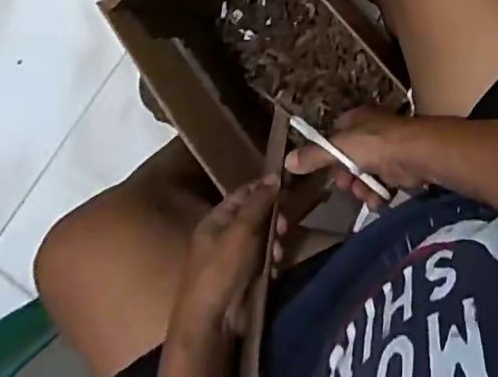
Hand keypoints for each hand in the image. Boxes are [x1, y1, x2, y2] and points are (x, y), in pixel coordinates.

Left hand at [168, 174, 281, 341]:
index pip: (244, 193)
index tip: (286, 188)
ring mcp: (235, 257)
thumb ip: (259, 201)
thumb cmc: (222, 268)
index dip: (264, 188)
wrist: (211, 323)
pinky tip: (275, 267)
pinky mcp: (246, 276)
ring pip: (264, 237)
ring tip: (278, 253)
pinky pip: (265, 258)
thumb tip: (274, 175)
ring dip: (275, 242)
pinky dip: (272, 260)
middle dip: (273, 219)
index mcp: (217, 219)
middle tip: (284, 228)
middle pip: (257, 215)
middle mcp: (225, 234)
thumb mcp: (241, 229)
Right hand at [283, 108, 431, 206]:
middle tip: (346, 185)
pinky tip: (379, 198)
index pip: (334, 135)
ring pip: (363, 174)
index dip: (328, 154)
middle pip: (348, 159)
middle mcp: (371, 130)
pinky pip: (380, 184)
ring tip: (365, 193)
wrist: (415, 155)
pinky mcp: (398, 167)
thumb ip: (314, 156)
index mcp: (356, 118)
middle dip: (346, 176)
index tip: (325, 171)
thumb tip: (287, 161)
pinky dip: (377, 193)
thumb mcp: (339, 147)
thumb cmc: (375, 144)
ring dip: (361, 188)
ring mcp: (386, 149)